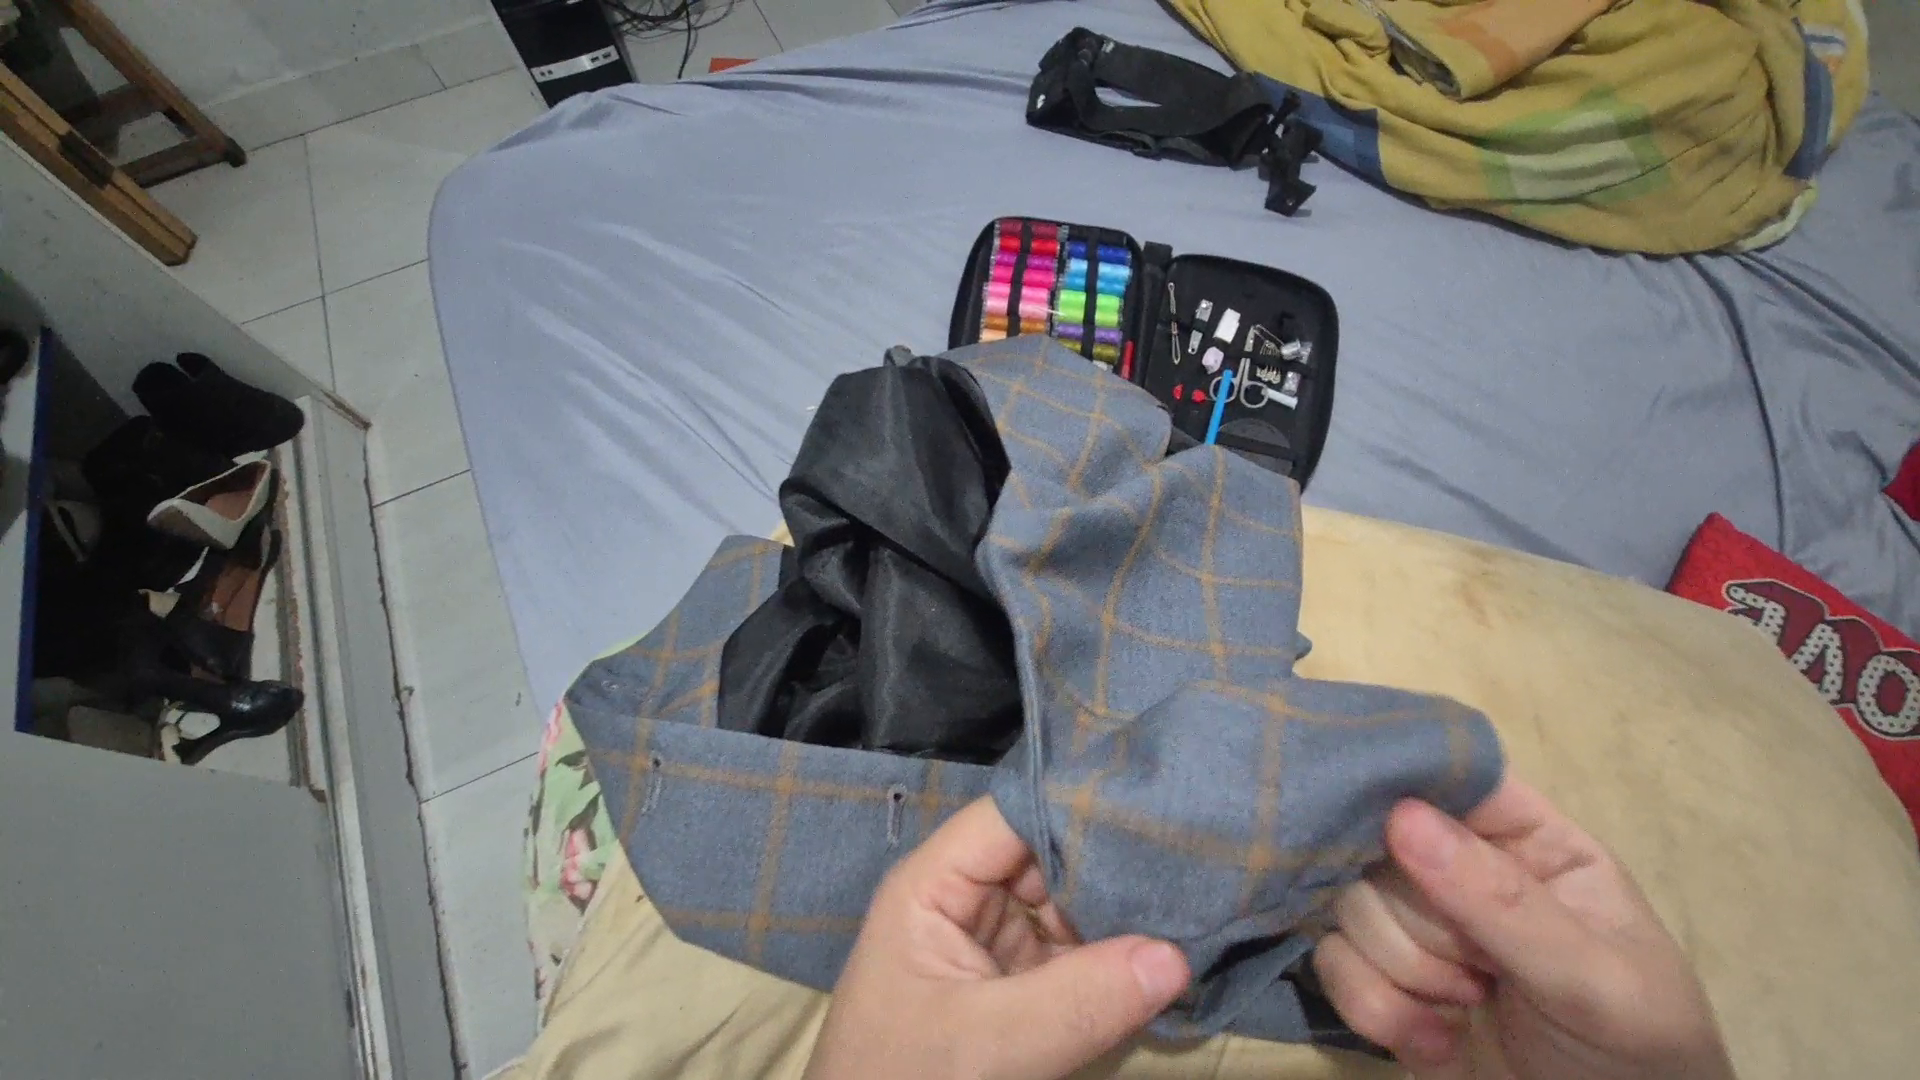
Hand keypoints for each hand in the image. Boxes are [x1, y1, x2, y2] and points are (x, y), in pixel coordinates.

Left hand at [804, 797, 1190, 1079]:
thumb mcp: (985, 1045)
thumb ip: (1078, 1000)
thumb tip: (1177, 955)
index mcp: (934, 883)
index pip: (1011, 817)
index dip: (1074, 808)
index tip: (1152, 811)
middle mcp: (964, 897)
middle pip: (1045, 856)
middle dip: (1110, 864)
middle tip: (1191, 862)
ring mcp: (992, 941)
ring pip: (1066, 905)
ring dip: (1120, 913)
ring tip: (1192, 902)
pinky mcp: (1014, 985)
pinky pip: (1071, 953)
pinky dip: (1113, 959)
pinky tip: (1167, 953)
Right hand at [1313, 778, 1735, 1079]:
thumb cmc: (1637, 1066)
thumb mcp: (1600, 986)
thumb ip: (1503, 901)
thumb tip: (1400, 815)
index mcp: (1523, 840)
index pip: (1447, 776)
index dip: (1407, 790)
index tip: (1392, 831)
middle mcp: (1453, 865)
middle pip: (1376, 843)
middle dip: (1422, 923)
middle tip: (1481, 972)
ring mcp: (1407, 920)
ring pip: (1346, 902)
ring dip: (1406, 972)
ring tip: (1466, 1010)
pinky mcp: (1370, 972)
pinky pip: (1328, 959)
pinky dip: (1376, 1009)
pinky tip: (1433, 1040)